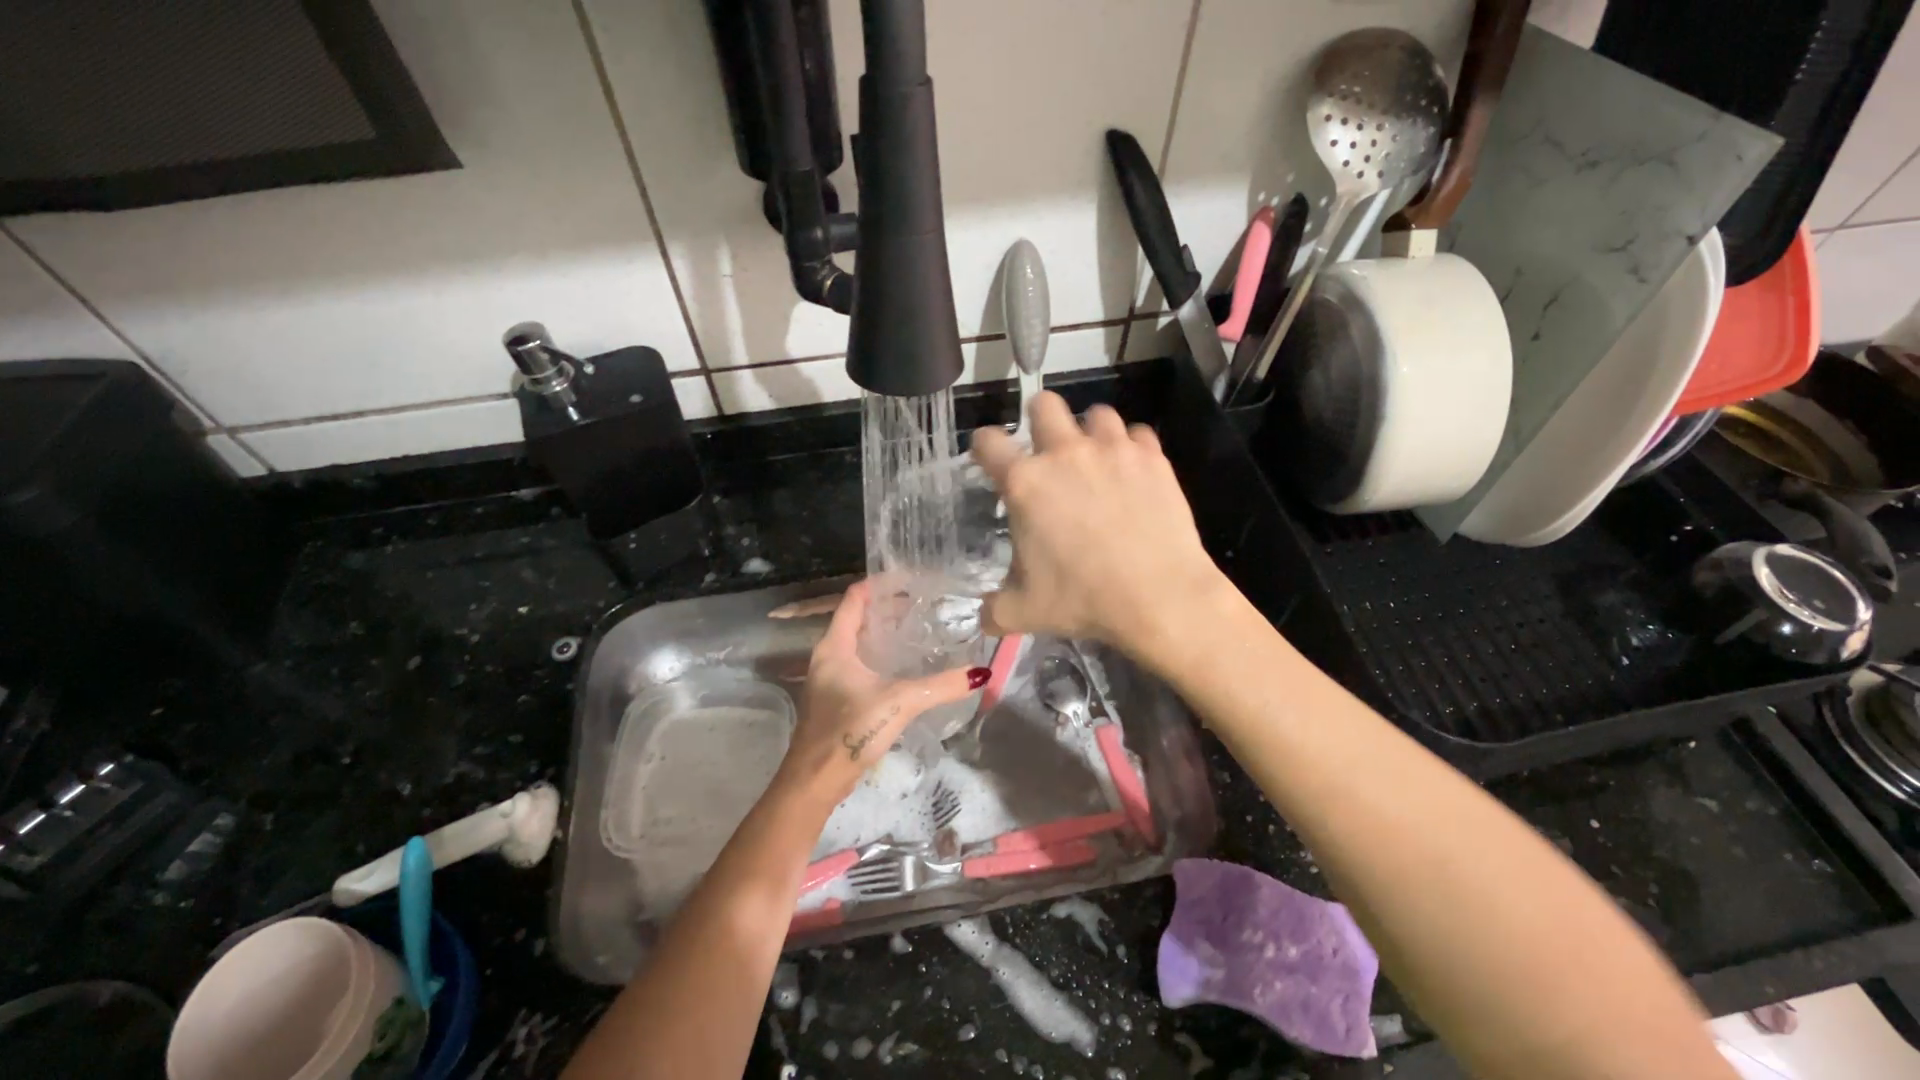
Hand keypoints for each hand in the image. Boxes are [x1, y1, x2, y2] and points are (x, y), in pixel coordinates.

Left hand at [777, 581, 988, 805]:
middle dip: (888, 609)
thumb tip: (980, 673)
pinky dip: (881, 659)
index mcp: (834, 646)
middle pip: (858, 619)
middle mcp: (828, 657)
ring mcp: (829, 680)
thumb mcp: (899, 702)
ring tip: (919, 630)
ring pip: (859, 645)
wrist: (815, 780)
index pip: (855, 599)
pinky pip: (860, 666)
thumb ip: (940, 686)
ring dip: (884, 635)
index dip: (880, 584)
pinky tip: (904, 669)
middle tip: (924, 604)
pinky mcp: (836, 701)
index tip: (910, 578)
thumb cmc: (849, 731)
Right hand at [970, 392, 1231, 659]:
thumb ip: (995, 609)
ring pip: (1096, 414)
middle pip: (1044, 404)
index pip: (988, 441)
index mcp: (1025, 483)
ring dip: (1091, 432)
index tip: (989, 459)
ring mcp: (1113, 450)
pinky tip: (1133, 471)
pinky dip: (1133, 448)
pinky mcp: (1152, 458)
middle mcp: (1066, 454)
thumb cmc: (1083, 600)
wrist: (1159, 597)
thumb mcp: (1024, 612)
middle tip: (1047, 450)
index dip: (983, 447)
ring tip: (1096, 459)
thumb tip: (984, 617)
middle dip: (1041, 420)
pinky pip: (1139, 434)